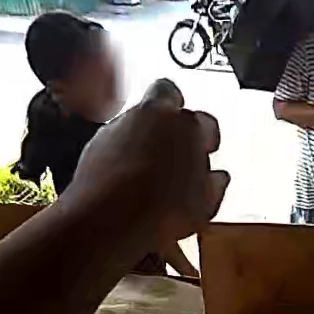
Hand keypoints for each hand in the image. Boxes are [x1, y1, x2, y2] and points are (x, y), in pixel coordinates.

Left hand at [66, 78, 228, 247]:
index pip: (206, 121)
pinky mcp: (97, 140)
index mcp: (188, 125)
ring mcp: (121, 124)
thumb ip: (213, 183)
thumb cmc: (163, 209)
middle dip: (173, 113)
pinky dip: (125, 150)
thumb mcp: (204, 203)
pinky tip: (131, 178)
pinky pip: (118, 137)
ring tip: (154, 169)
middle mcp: (153, 114)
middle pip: (166, 95)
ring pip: (139, 117)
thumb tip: (216, 178)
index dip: (208, 137)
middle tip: (179, 141)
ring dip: (148, 135)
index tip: (207, 150)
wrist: (112, 218)